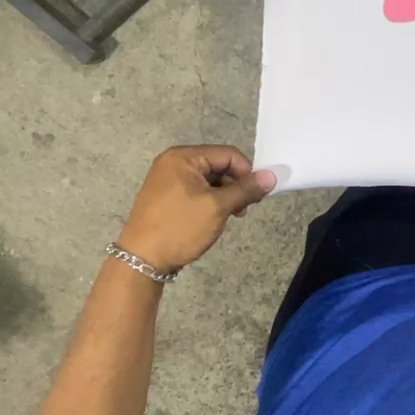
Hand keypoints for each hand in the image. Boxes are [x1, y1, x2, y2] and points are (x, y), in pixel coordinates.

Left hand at [114, 146, 275, 272]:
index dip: (247, 172)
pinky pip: (197, 190)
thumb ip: (246, 189)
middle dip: (236, 185)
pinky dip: (211, 201)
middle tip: (243, 209)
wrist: (142, 259)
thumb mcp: (217, 207)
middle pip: (219, 165)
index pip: (228, 154)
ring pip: (210, 180)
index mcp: (183, 157)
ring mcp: (168, 180)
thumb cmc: (180, 228)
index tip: (256, 196)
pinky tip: (215, 217)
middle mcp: (174, 163)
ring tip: (231, 216)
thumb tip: (272, 176)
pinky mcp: (168, 196)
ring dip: (225, 195)